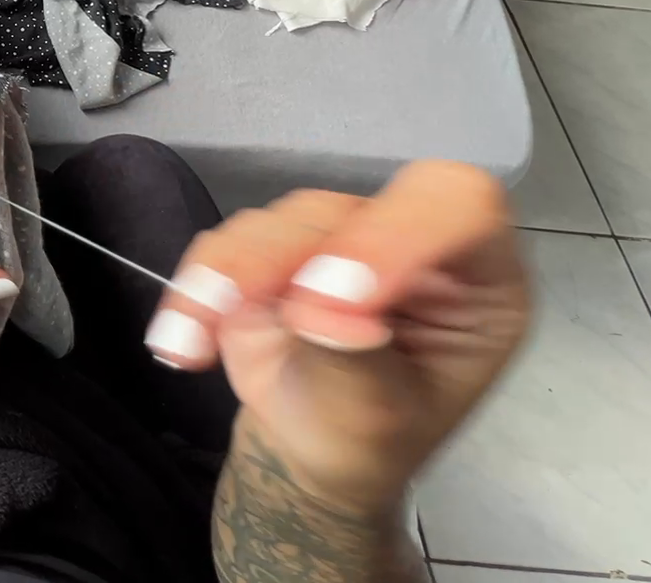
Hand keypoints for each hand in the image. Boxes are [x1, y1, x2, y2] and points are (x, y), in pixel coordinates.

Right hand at [146, 160, 530, 516]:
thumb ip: (359, 363)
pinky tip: (184, 339)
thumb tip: (320, 316)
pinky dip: (194, 287)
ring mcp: (321, 239)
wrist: (303, 443)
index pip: (454, 207)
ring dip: (225, 276)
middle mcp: (394, 242)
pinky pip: (218, 243)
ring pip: (270, 222)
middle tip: (238, 305)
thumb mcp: (380, 420)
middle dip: (283, 258)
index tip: (337, 296)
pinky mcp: (259, 247)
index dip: (395, 232)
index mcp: (466, 277)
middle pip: (337, 213)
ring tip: (192, 346)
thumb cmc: (365, 436)